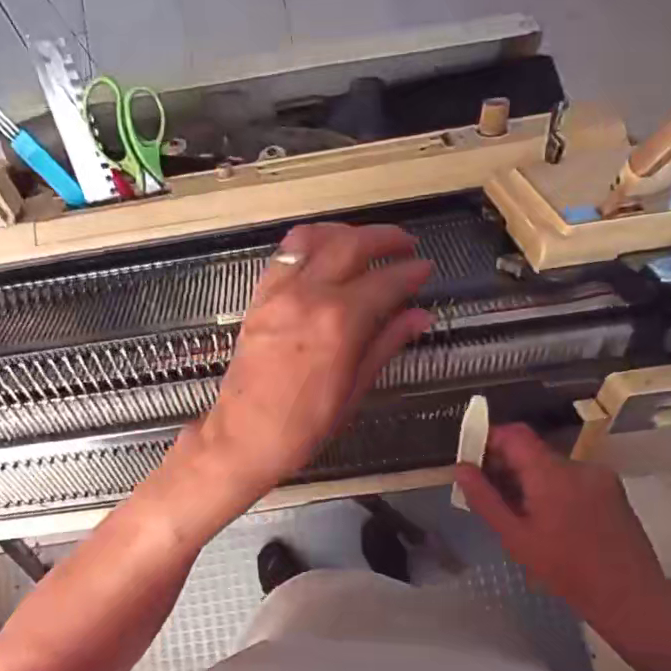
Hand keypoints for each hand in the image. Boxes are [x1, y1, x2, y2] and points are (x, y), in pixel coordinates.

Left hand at [194, 223, 434, 500]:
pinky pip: (285, 253)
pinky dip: (310, 243)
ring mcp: (279, 292)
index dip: (411, 273)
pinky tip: (325, 252)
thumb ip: (387, 343)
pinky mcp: (259, 297)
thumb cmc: (304, 426)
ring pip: (315, 238)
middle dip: (386, 238)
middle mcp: (309, 296)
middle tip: (407, 245)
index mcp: (340, 323)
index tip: (426, 269)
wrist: (244, 437)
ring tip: (366, 241)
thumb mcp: (355, 389)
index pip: (385, 282)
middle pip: (353, 245)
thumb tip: (420, 316)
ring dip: (346, 232)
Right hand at [455, 424, 670, 621]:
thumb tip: (461, 468)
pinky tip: (553, 521)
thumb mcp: (516, 538)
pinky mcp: (613, 489)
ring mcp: (600, 475)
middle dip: (508, 466)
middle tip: (491, 495)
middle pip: (534, 451)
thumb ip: (486, 499)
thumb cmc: (566, 570)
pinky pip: (573, 478)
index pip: (515, 434)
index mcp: (552, 473)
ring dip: (532, 480)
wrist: (629, 595)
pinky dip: (555, 489)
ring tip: (523, 516)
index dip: (490, 439)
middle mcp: (578, 465)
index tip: (473, 460)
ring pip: (553, 466)